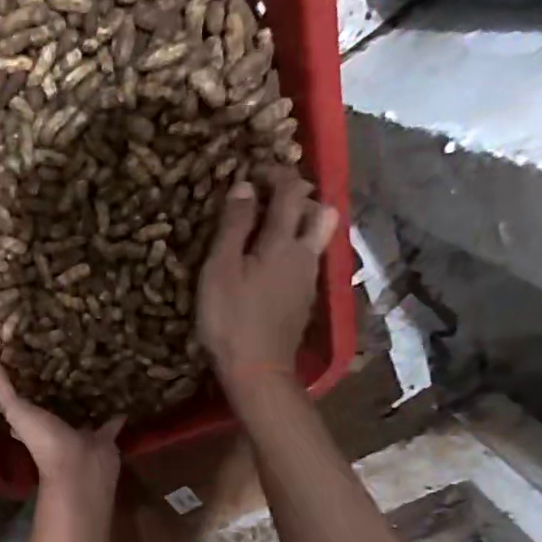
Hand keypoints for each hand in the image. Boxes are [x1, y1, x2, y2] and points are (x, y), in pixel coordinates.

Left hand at [0, 367, 122, 493]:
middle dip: (62, 388)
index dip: (28, 385)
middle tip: (68, 357)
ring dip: (89, 396)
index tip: (33, 359)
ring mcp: (82, 433)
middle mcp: (57, 428)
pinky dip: (117, 410)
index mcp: (34, 423)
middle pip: (58, 405)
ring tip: (95, 368)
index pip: (28, 402)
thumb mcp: (19, 413)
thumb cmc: (46, 442)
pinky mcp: (105, 437)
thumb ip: (5, 393)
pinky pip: (112, 420)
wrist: (81, 470)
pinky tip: (122, 389)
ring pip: (85, 411)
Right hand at [197, 174, 338, 391]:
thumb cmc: (231, 318)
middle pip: (321, 211)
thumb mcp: (221, 267)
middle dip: (300, 196)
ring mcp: (309, 280)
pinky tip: (270, 264)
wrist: (257, 370)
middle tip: (270, 198)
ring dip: (300, 224)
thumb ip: (235, 225)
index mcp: (284, 242)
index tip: (253, 171)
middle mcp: (306, 255)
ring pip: (318, 238)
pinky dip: (294, 250)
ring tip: (268, 230)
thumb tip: (246, 186)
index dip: (276, 173)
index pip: (291, 191)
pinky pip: (308, 262)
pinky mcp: (305, 301)